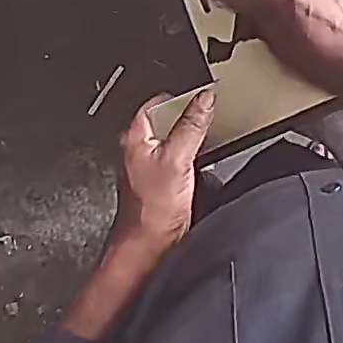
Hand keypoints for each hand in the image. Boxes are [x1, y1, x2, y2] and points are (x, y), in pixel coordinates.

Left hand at [111, 89, 215, 254]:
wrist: (147, 246)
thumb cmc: (151, 209)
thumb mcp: (178, 159)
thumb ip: (192, 125)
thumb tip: (205, 99)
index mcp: (135, 135)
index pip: (158, 102)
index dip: (180, 96)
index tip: (201, 97)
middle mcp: (137, 148)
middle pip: (167, 120)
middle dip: (188, 120)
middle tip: (207, 120)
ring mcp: (148, 165)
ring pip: (173, 140)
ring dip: (191, 142)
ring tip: (205, 146)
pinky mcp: (159, 181)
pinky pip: (178, 160)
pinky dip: (191, 160)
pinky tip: (200, 169)